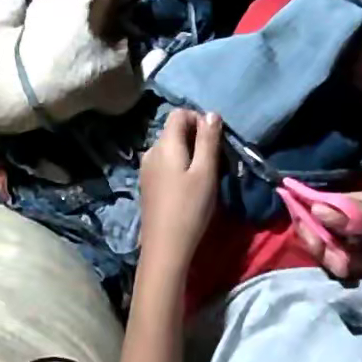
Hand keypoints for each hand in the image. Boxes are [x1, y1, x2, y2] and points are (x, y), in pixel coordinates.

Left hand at [139, 109, 222, 270]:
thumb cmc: (190, 207)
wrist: (165, 247)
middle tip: (215, 159)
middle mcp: (150, 151)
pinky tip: (190, 185)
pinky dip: (180, 165)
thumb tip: (211, 113)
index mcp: (164, 144)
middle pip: (174, 130)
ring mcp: (146, 169)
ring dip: (190, 153)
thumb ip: (208, 140)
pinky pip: (165, 163)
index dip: (199, 119)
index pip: (179, 114)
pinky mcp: (147, 184)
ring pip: (170, 148)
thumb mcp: (205, 172)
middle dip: (196, 137)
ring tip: (205, 174)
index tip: (215, 140)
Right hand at [293, 192, 361, 313]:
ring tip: (347, 271)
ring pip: (329, 246)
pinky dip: (343, 269)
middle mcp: (357, 218)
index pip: (322, 202)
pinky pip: (340, 261)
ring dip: (332, 260)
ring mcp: (360, 241)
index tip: (313, 240)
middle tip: (336, 262)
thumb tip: (316, 207)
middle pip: (320, 225)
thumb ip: (351, 216)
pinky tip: (353, 276)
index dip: (310, 218)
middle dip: (321, 244)